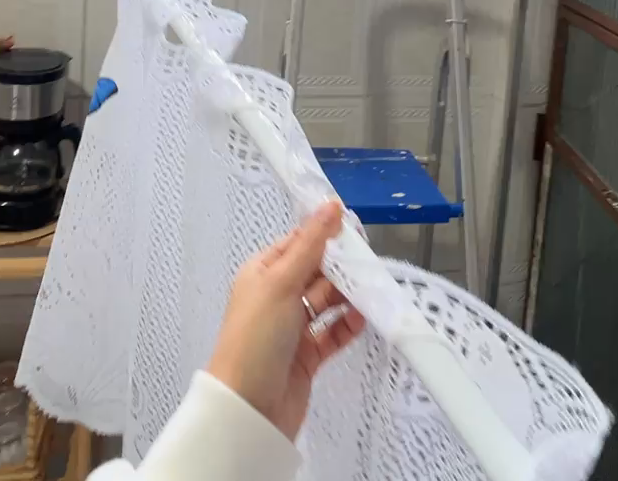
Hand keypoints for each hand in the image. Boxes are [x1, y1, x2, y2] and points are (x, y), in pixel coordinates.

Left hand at [206, 201, 366, 439]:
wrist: (247, 412)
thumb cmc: (256, 338)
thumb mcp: (282, 282)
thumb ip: (311, 244)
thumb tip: (330, 205)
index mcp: (262, 273)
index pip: (297, 243)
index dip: (323, 234)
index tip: (353, 228)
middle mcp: (276, 296)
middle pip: (316, 271)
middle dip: (340, 266)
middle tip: (367, 262)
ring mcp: (292, 327)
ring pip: (327, 301)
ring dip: (347, 295)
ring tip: (370, 289)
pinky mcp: (307, 355)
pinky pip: (333, 332)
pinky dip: (347, 324)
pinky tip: (362, 318)